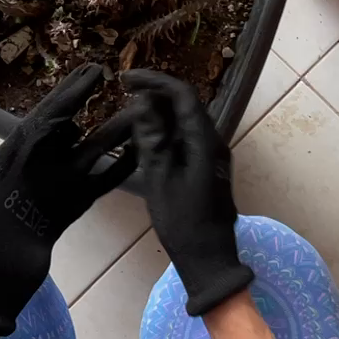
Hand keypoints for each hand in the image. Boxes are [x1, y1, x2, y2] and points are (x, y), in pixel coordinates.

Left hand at [0, 64, 135, 334]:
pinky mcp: (59, 220)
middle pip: (65, 133)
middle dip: (88, 106)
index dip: (64, 98)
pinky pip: (90, 192)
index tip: (89, 73)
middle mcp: (30, 175)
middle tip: (118, 81)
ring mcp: (47, 197)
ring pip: (83, 160)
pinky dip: (112, 178)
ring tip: (138, 117)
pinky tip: (134, 162)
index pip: (39, 123)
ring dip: (110, 139)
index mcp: (5, 165)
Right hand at [121, 70, 253, 315]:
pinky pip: (185, 138)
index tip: (126, 80)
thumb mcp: (160, 179)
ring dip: (159, 112)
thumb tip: (143, 102)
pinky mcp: (206, 168)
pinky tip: (144, 140)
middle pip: (185, 104)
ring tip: (129, 113)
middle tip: (124, 92)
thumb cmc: (183, 223)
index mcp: (205, 142)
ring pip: (185, 121)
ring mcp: (211, 155)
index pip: (182, 95)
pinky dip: (165, 131)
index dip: (155, 81)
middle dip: (155, 93)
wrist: (209, 259)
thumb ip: (153, 139)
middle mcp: (213, 142)